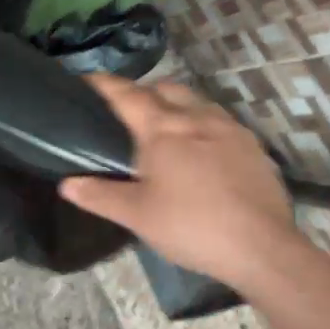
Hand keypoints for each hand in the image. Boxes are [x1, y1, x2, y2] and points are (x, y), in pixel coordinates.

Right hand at [59, 75, 301, 288]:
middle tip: (128, 111)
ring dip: (176, 104)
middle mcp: (195, 118)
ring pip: (196, 101)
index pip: (126, 94)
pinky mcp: (254, 146)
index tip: (87, 79)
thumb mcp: (137, 216)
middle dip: (143, 91)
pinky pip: (221, 121)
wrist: (263, 249)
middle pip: (164, 88)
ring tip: (166, 126)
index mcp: (162, 129)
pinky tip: (203, 148)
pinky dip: (203, 123)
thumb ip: (100, 196)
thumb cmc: (192, 226)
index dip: (104, 84)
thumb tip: (66, 184)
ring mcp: (229, 129)